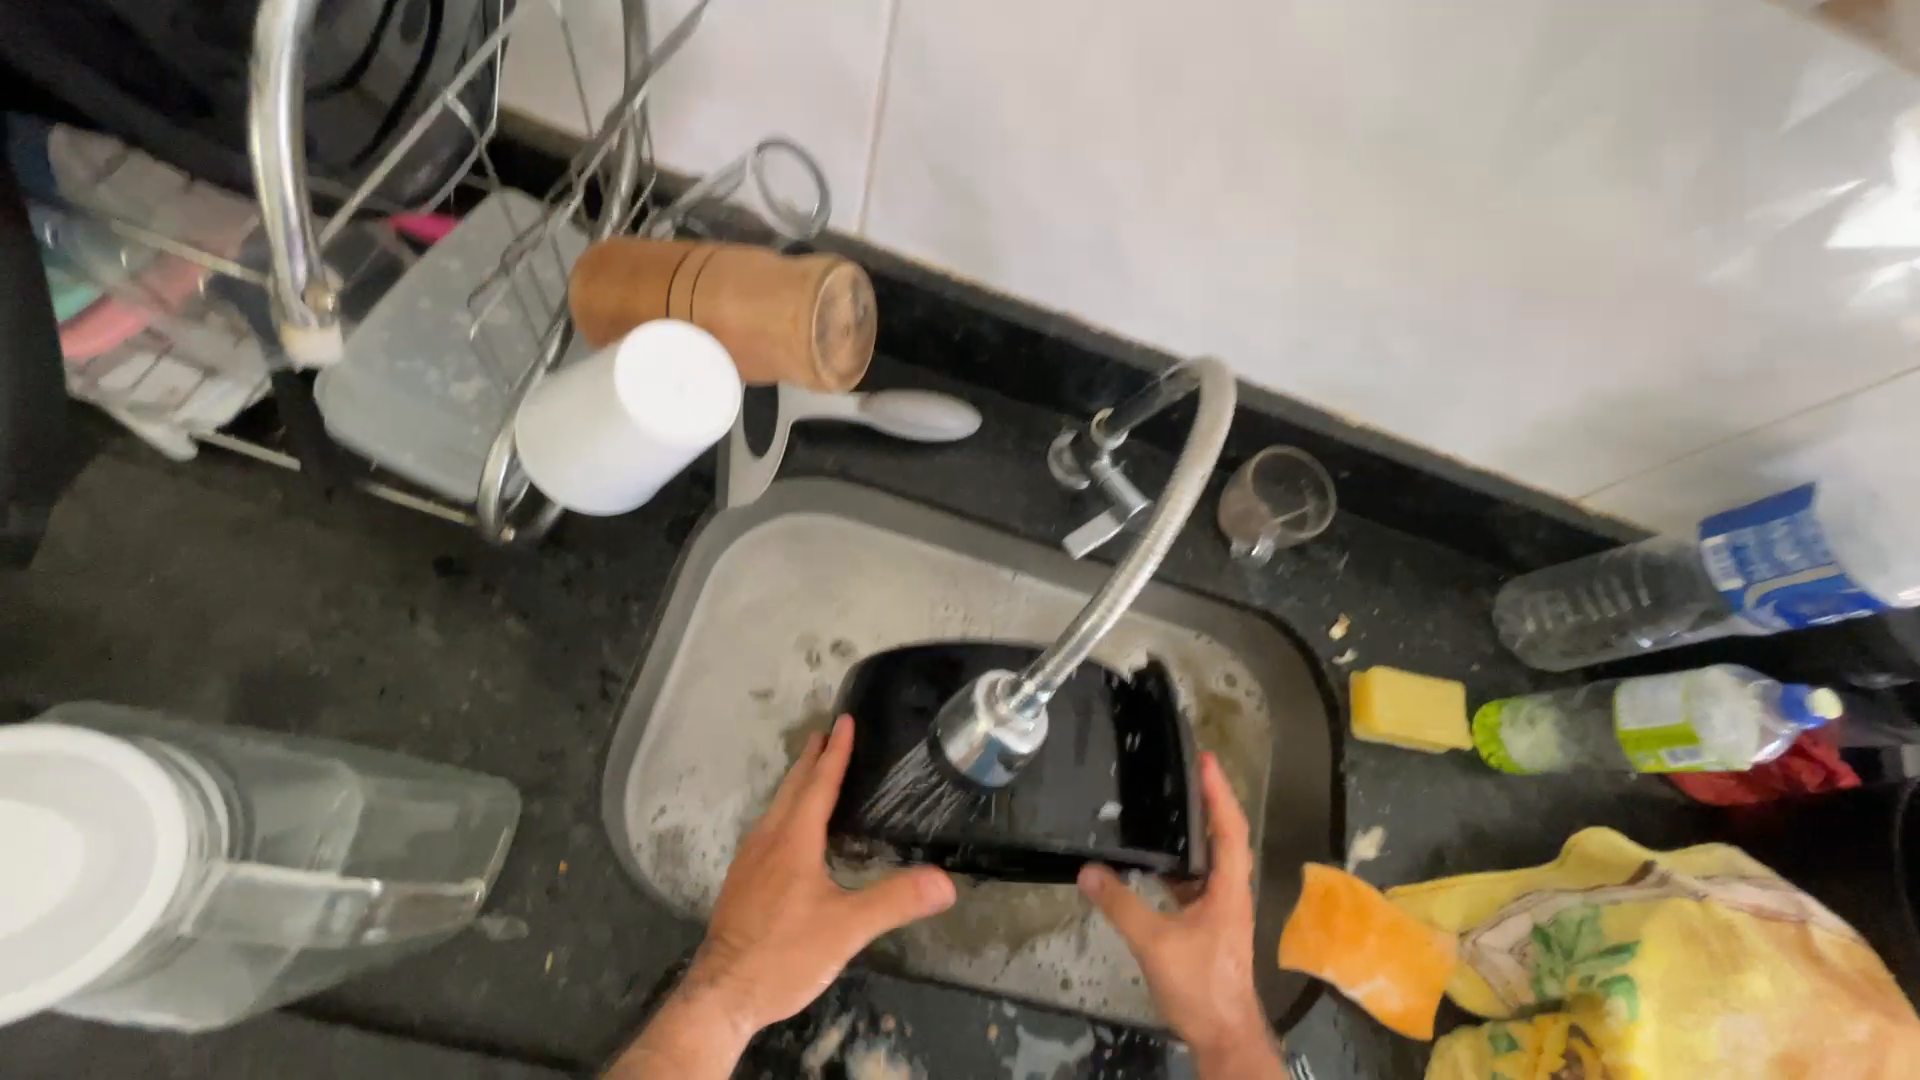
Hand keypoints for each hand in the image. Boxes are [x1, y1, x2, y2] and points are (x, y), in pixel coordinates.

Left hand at [683, 715, 957, 1035]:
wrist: (720, 996)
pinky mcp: (741, 882)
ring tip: (810, 770)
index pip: (820, 784)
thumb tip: (946, 882)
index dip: (836, 752)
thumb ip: (895, 901)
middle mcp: (769, 840)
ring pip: (776, 807)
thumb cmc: (784, 955)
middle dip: (812, 758)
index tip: (845, 720)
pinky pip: (768, 827)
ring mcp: (749, 860)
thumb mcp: (847, 929)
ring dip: (796, 782)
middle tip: (826, 732)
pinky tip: (789, 829)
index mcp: (794, 839)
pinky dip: (785, 809)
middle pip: (793, 787)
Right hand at [1078, 752, 1279, 1073]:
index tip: (1205, 759)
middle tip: (1184, 769)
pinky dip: (1179, 861)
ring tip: (1169, 802)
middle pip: (1224, 835)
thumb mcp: (1154, 942)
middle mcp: (1230, 891)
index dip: (1219, 792)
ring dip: (1195, 829)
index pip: (1229, 828)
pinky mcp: (1208, 922)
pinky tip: (1154, 858)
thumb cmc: (1200, 985)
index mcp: (1228, 889)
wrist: (1222, 1034)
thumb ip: (1120, 905)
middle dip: (1208, 800)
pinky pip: (1195, 879)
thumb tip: (1087, 871)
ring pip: (1211, 858)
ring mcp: (1220, 907)